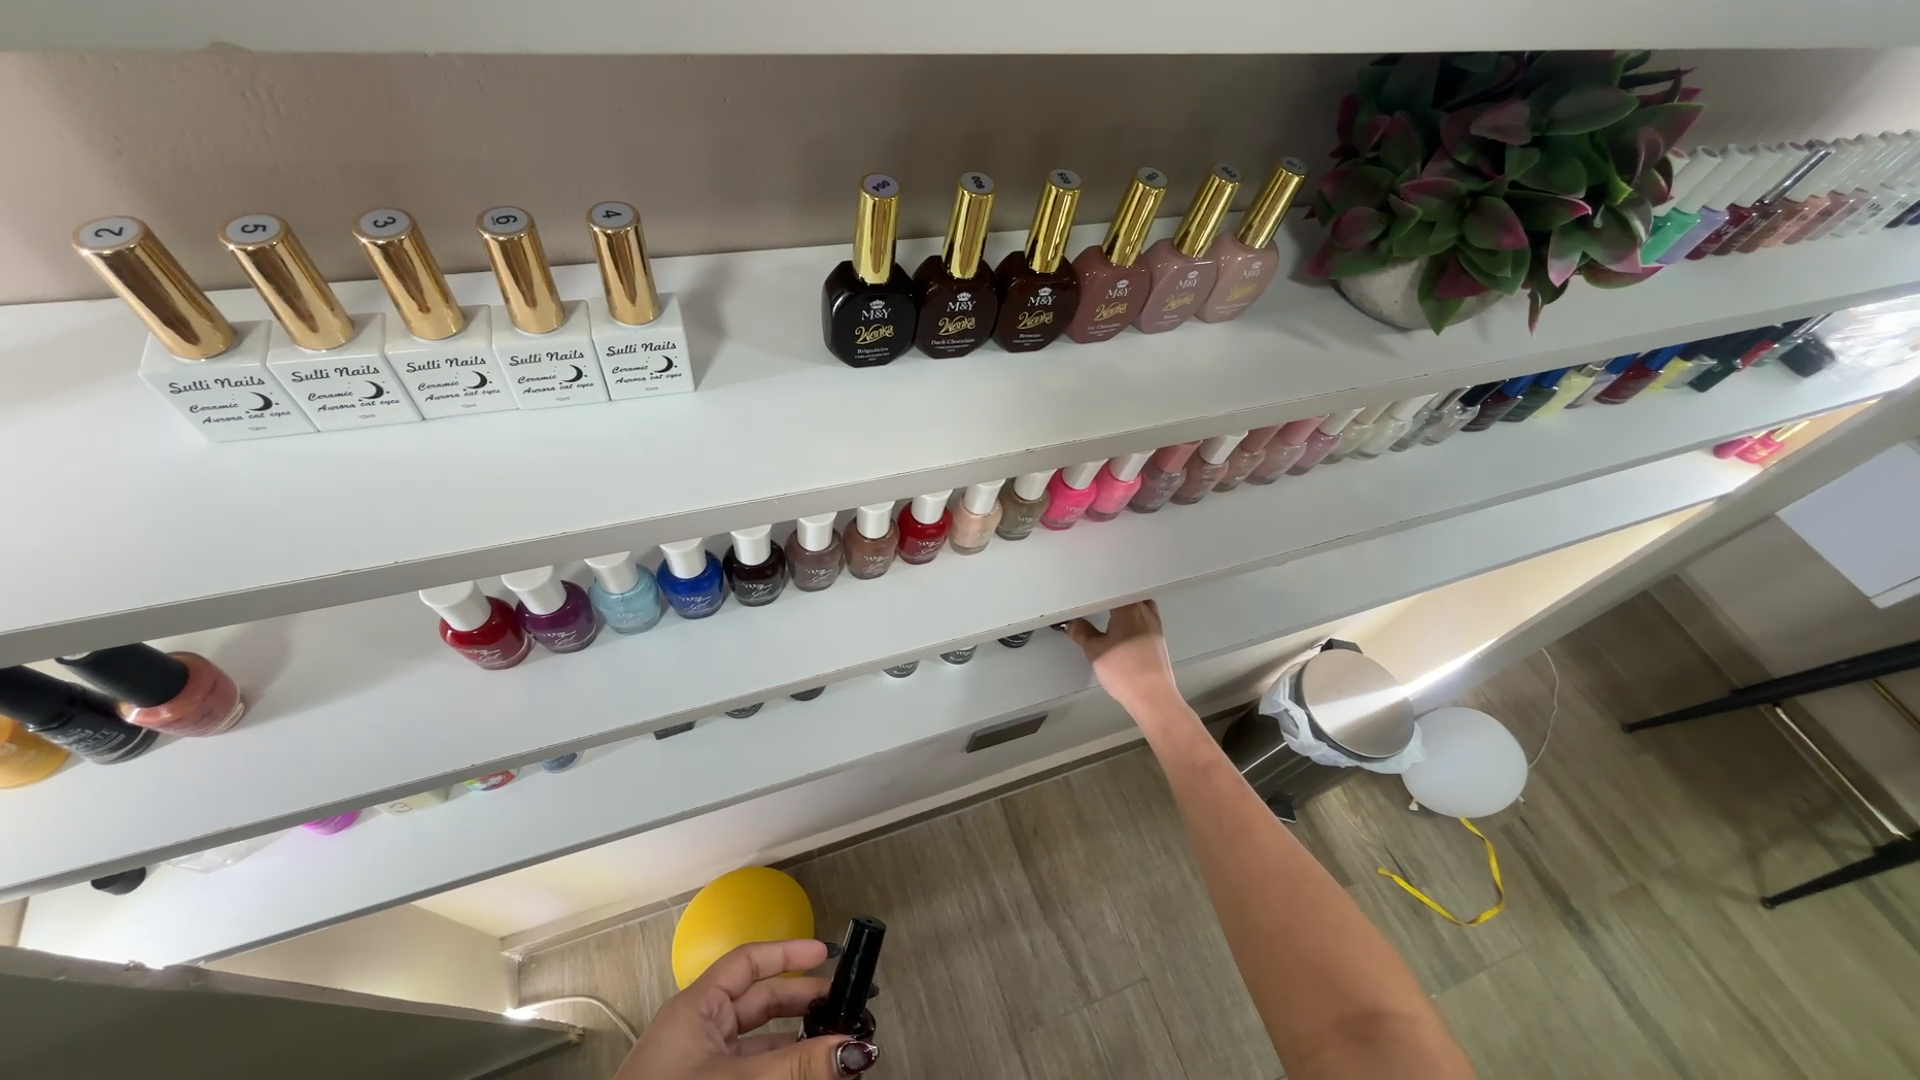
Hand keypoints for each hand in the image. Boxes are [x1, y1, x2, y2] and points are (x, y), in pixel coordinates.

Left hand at [615, 939, 879, 1079]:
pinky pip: (751, 1070)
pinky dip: (781, 1068)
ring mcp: (699, 1065)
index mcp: (696, 1008)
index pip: (748, 962)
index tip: (828, 953)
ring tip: (835, 1042)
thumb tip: (856, 1048)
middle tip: (846, 1004)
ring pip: (758, 1040)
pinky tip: (808, 1074)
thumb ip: (798, 1065)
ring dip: (796, 1039)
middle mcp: (697, 1030)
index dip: (788, 953)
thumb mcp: (739, 1079)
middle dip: (803, 1000)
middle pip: (759, 1000)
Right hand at [1066, 600, 1180, 714]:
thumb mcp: (1094, 650)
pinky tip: (1123, 632)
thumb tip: (1073, 623)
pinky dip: (1133, 620)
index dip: (1096, 592)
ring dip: (1125, 608)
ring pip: (1138, 605)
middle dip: (1110, 599)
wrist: (1152, 695)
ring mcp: (1155, 624)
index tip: (1084, 598)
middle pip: (1126, 595)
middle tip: (1094, 605)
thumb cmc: (1125, 671)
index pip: (1111, 590)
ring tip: (1108, 616)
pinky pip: (1144, 619)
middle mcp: (1145, 611)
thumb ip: (1081, 632)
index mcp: (1129, 607)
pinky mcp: (1158, 638)